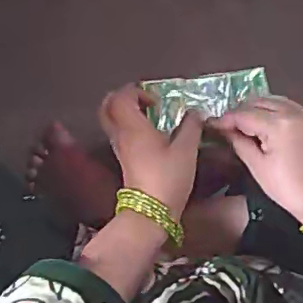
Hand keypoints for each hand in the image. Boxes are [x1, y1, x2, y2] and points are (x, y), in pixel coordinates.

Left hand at [98, 85, 202, 215]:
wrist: (151, 211)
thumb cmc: (168, 177)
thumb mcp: (186, 150)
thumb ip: (191, 126)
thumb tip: (195, 112)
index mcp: (132, 127)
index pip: (121, 97)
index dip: (136, 92)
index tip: (156, 101)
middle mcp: (120, 134)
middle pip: (108, 106)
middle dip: (123, 98)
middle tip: (143, 101)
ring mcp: (119, 148)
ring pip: (111, 120)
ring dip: (124, 112)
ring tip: (147, 116)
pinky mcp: (123, 159)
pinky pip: (118, 133)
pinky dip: (127, 126)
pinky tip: (148, 133)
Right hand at [209, 97, 302, 222]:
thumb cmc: (290, 188)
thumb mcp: (258, 167)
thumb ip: (239, 143)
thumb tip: (225, 131)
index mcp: (278, 124)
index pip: (243, 114)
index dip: (225, 119)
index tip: (212, 126)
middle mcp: (292, 112)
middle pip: (257, 102)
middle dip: (240, 112)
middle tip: (226, 127)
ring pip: (272, 100)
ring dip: (255, 109)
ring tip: (243, 126)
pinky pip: (285, 106)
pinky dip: (271, 111)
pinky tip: (263, 125)